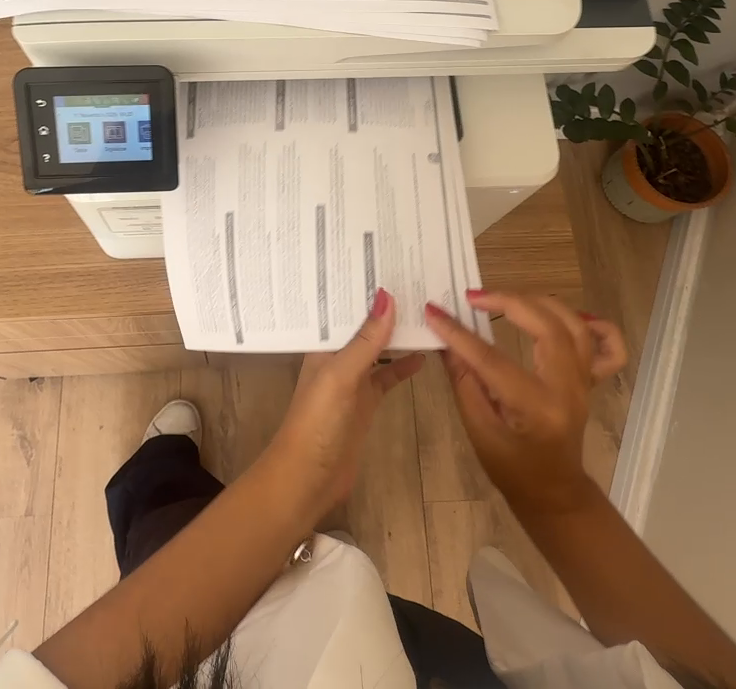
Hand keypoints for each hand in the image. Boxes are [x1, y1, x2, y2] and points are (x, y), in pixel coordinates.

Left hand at [263, 289, 424, 518]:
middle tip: (417, 276)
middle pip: (362, 325)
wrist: (308, 477)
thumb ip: (366, 340)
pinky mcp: (366, 403)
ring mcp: (352, 381)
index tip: (388, 258)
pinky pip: (387, 377)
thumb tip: (387, 294)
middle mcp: (336, 357)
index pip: (343, 307)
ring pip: (378, 349)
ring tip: (426, 309)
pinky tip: (424, 355)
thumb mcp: (341, 375)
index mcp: (322, 345)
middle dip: (383, 306)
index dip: (361, 285)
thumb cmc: (317, 422)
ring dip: (396, 333)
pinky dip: (403, 366)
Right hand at [424, 291, 625, 514]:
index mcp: (536, 409)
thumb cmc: (510, 468)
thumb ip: (464, 380)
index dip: (459, 333)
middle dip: (508, 302)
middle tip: (473, 297)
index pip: (493, 360)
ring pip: (575, 326)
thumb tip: (446, 338)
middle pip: (547, 328)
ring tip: (506, 298)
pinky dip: (595, 324)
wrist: (552, 491)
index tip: (434, 311)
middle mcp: (568, 390)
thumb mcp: (477, 429)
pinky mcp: (591, 381)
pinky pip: (609, 347)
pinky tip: (565, 314)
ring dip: (540, 303)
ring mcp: (585, 383)